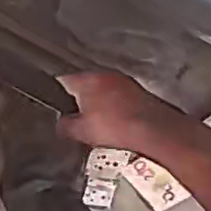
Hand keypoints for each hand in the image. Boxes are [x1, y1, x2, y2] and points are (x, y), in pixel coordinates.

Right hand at [56, 72, 193, 155]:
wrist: (154, 134)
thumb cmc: (117, 128)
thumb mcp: (80, 132)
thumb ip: (65, 126)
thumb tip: (61, 125)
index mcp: (89, 80)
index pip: (64, 80)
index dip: (57, 94)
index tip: (56, 104)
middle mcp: (108, 76)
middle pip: (86, 86)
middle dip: (81, 101)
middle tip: (77, 120)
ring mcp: (127, 84)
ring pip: (106, 92)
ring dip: (101, 105)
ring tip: (99, 127)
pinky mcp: (142, 95)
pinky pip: (122, 100)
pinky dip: (118, 111)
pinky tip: (118, 127)